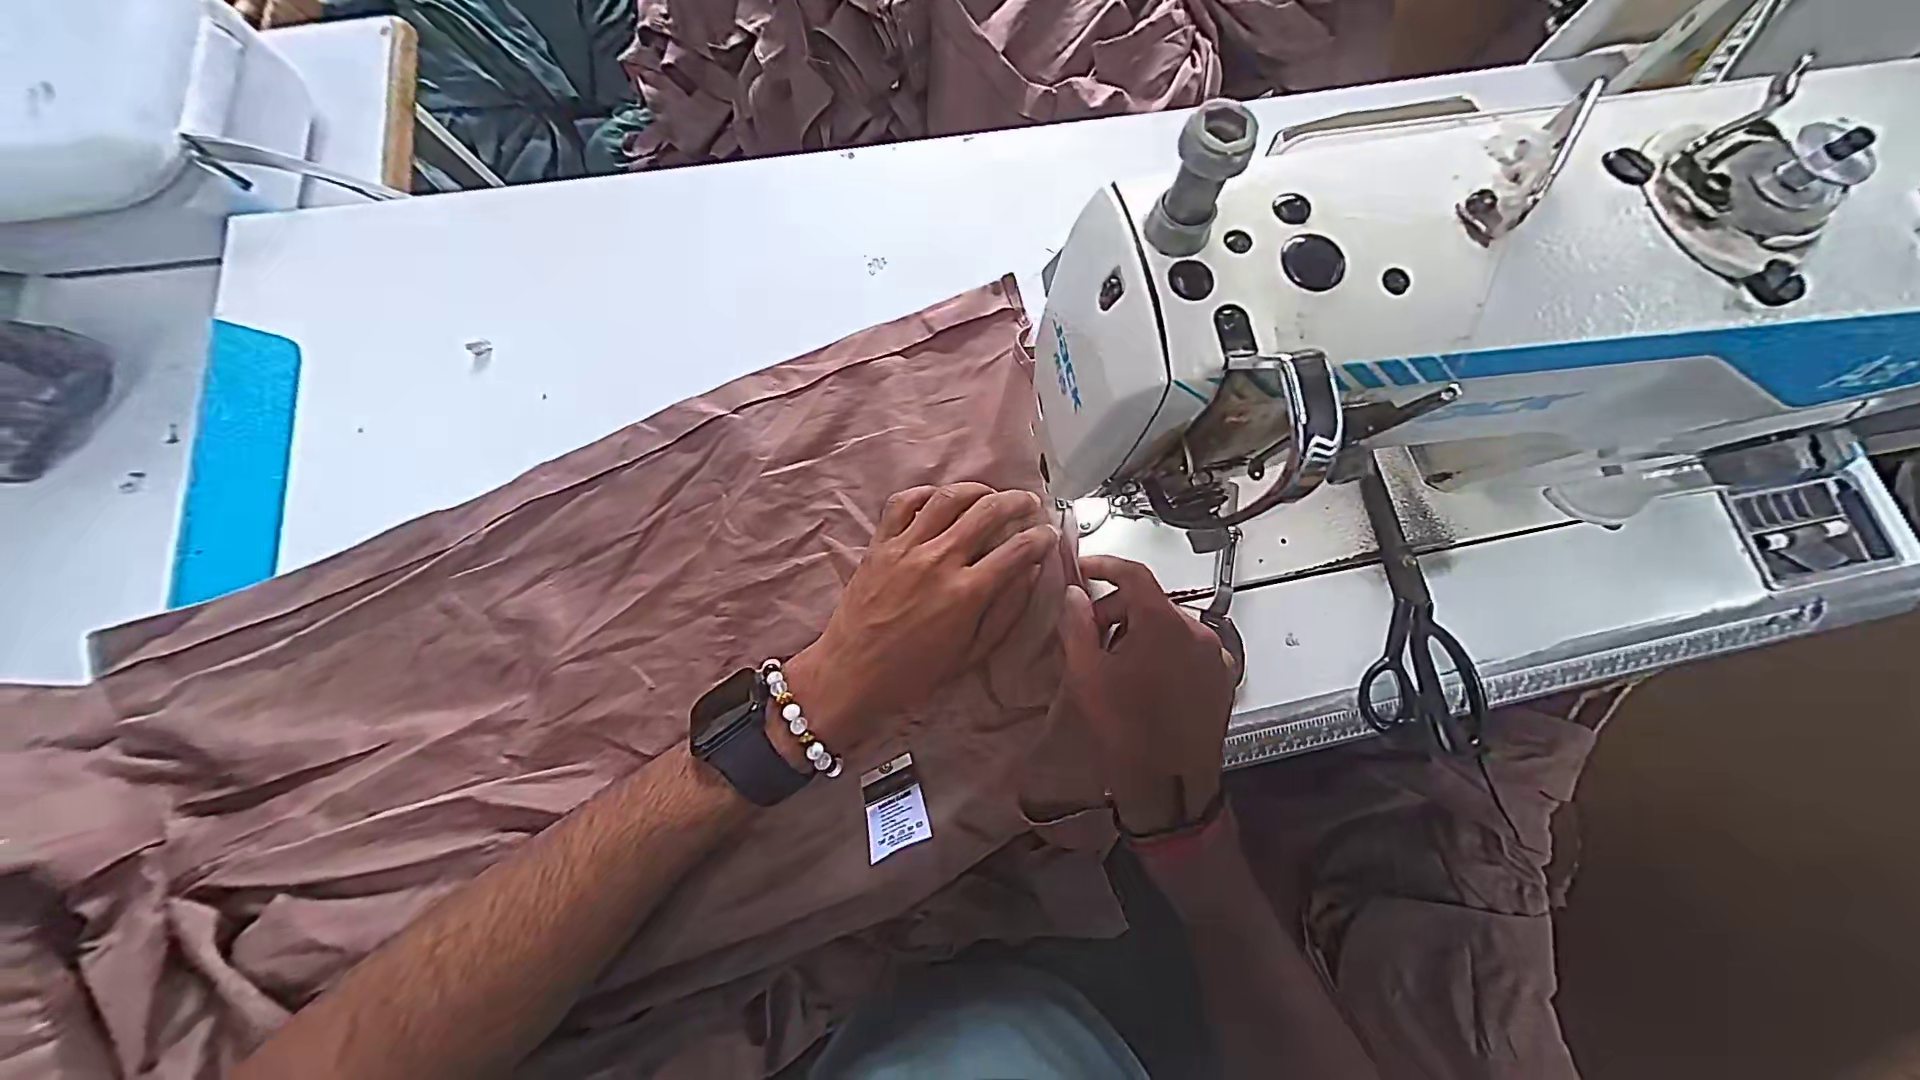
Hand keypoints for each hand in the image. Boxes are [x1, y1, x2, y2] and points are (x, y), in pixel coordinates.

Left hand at [781, 483, 1057, 753]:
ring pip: (948, 498)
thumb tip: (1030, 574)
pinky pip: (902, 503)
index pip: (1017, 550)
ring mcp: (906, 549)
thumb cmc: (912, 673)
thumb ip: (1006, 612)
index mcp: (966, 594)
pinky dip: (925, 493)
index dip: (1040, 537)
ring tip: (990, 494)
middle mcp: (938, 562)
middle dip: (1017, 502)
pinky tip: (940, 498)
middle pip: (988, 512)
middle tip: (1027, 503)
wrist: (851, 674)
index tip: (1047, 534)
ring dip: (977, 489)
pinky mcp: (880, 545)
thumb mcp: (971, 653)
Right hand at [1059, 555, 1237, 834]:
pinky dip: (1163, 652)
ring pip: (1167, 625)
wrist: (1169, 786)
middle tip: (1091, 638)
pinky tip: (1143, 682)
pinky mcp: (1220, 678)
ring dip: (1139, 634)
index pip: (1134, 573)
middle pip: (1149, 601)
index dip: (1105, 565)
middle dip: (1116, 612)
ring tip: (1116, 669)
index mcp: (1163, 624)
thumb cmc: (1129, 735)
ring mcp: (1212, 657)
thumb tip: (1074, 597)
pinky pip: (1185, 649)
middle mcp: (1195, 633)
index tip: (1088, 568)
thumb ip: (1076, 624)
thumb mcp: (1087, 674)